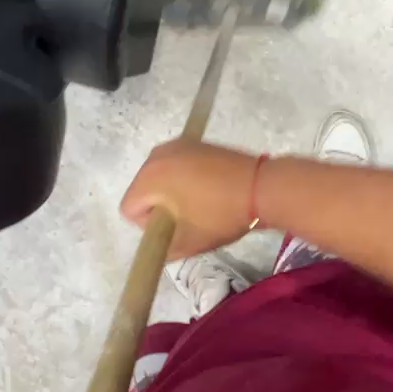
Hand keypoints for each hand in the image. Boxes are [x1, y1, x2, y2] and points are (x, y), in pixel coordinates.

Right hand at [119, 140, 263, 259]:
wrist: (263, 187)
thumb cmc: (221, 215)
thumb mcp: (189, 242)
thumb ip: (163, 249)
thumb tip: (158, 245)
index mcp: (149, 177)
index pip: (129, 209)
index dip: (149, 226)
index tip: (176, 228)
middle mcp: (156, 155)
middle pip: (142, 190)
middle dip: (159, 207)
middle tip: (188, 219)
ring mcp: (177, 144)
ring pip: (159, 178)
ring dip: (171, 194)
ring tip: (199, 204)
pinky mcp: (195, 142)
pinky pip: (176, 166)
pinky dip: (184, 179)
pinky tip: (207, 190)